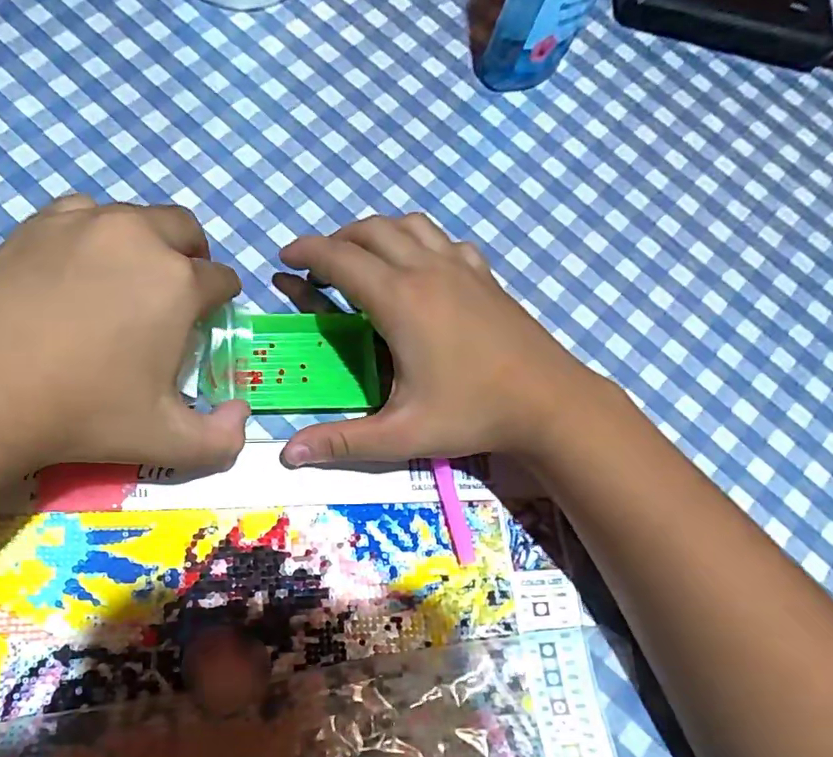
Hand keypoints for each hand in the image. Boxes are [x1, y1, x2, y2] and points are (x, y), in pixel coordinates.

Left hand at [0, 195, 247, 471]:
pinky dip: (93, 237)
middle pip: (184, 230)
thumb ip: (223, 439)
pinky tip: (78, 272)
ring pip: (132, 218)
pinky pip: (80, 216)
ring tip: (124, 285)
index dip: (222, 302)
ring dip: (144, 244)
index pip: (220, 279)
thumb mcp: (168, 442)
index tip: (208, 324)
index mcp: (177, 282)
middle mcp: (135, 236)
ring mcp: (80, 223)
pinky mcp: (34, 226)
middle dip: (192, 258)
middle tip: (176, 297)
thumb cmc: (86, 417)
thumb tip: (242, 413)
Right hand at [272, 214, 600, 466]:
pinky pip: (442, 240)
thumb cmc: (471, 414)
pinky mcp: (484, 276)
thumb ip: (342, 441)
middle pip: (372, 231)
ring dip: (375, 233)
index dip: (307, 252)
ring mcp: (461, 267)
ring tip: (359, 258)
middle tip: (316, 264)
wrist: (548, 401)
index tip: (285, 258)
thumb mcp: (400, 434)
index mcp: (400, 301)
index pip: (341, 260)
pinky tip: (417, 268)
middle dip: (336, 240)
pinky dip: (417, 242)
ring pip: (409, 226)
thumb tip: (289, 454)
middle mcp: (428, 271)